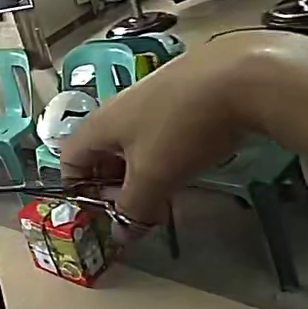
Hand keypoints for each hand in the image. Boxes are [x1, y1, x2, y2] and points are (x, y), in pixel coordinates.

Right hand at [61, 32, 303, 225]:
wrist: (239, 75)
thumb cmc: (181, 127)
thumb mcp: (153, 176)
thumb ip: (133, 208)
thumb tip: (121, 233)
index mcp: (100, 126)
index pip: (68, 159)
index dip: (77, 190)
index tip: (102, 215)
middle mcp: (118, 110)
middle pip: (101, 154)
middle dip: (114, 187)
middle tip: (137, 212)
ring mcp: (150, 99)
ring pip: (133, 145)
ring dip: (142, 174)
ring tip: (166, 196)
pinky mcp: (180, 96)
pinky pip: (160, 133)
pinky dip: (166, 156)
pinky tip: (191, 165)